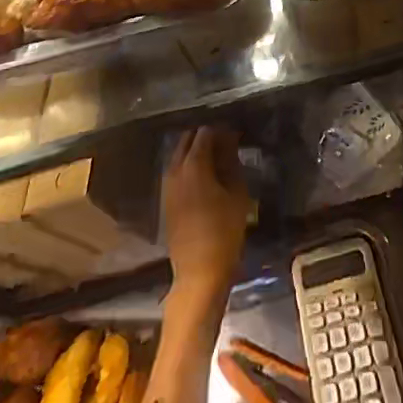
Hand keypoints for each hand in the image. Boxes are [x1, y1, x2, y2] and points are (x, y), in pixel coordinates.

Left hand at [161, 126, 250, 288]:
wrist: (199, 271)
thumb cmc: (224, 231)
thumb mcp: (237, 194)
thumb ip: (232, 164)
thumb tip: (230, 145)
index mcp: (193, 164)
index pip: (205, 133)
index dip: (221, 131)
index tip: (236, 136)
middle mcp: (175, 170)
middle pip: (187, 140)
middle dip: (205, 137)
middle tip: (227, 145)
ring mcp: (167, 185)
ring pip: (179, 155)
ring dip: (196, 152)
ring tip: (218, 160)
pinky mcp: (166, 199)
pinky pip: (176, 171)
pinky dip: (189, 166)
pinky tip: (206, 177)